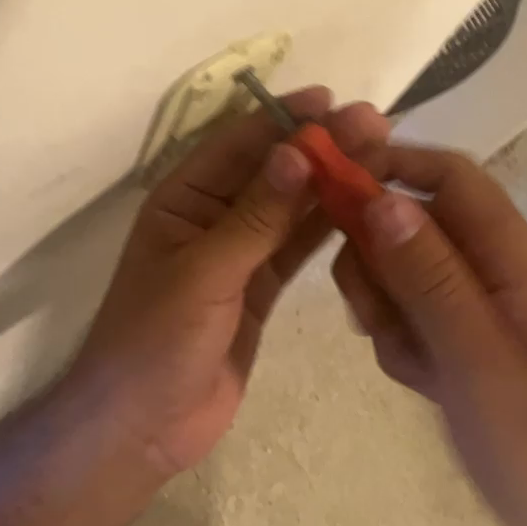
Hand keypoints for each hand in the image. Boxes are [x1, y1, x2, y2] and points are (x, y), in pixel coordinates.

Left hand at [66, 89, 390, 477]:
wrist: (143, 426)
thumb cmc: (155, 340)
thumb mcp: (204, 272)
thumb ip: (254, 216)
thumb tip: (297, 151)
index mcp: (182, 198)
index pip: (237, 145)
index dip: (283, 120)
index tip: (332, 99)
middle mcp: (211, 216)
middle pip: (272, 172)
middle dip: (319, 147)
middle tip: (376, 123)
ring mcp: (238, 253)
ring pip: (290, 208)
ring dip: (331, 183)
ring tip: (383, 154)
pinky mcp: (259, 289)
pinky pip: (296, 248)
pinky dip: (327, 228)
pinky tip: (365, 208)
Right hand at [333, 142, 526, 525]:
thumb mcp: (481, 365)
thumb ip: (430, 280)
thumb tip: (379, 199)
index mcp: (514, 260)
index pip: (450, 178)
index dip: (391, 164)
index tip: (328, 183)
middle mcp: (495, 270)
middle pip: (412, 221)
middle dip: (376, 255)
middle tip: (371, 310)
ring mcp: (479, 305)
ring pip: (401, 268)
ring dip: (384, 304)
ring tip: (408, 359)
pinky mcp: (465, 338)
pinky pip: (409, 312)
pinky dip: (398, 338)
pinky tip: (421, 379)